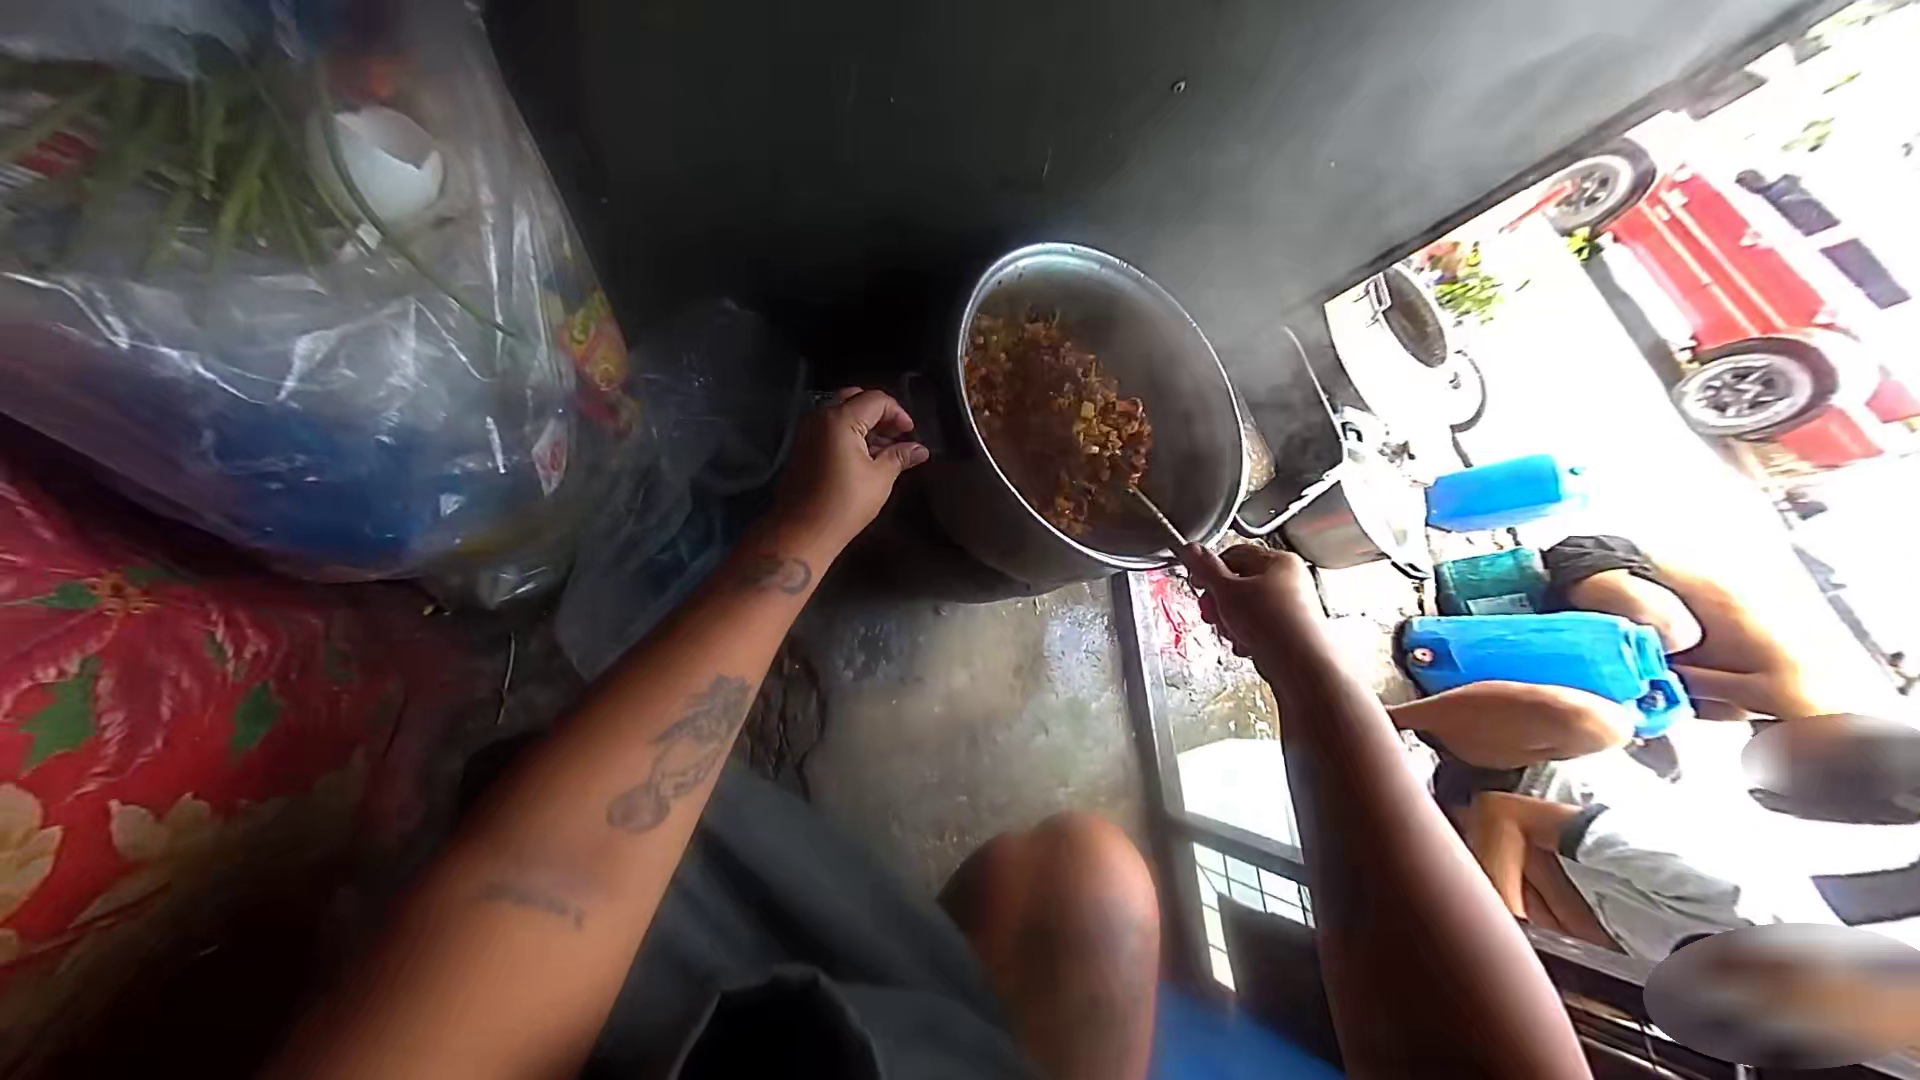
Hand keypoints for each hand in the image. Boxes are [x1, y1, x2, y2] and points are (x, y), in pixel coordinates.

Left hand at [775, 388, 928, 547]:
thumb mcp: (880, 478)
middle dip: (881, 415)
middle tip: (898, 435)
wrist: (803, 530)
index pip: (876, 399)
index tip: (910, 432)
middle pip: (857, 399)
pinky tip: (866, 456)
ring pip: (842, 412)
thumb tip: (919, 450)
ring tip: (886, 449)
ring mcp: (808, 430)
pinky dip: (850, 433)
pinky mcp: (803, 446)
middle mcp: (820, 417)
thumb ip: (900, 456)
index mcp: (840, 419)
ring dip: (866, 424)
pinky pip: (830, 427)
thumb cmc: (844, 505)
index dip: (898, 413)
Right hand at [1178, 543, 1326, 672]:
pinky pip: (1256, 625)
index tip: (1198, 582)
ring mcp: (1290, 606)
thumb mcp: (1226, 591)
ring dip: (1229, 620)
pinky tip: (1244, 643)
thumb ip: (1205, 568)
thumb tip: (1192, 550)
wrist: (1302, 665)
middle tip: (1213, 611)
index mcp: (1279, 561)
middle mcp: (1289, 580)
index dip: (1210, 569)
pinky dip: (1244, 634)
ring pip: (1244, 606)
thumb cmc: (1274, 623)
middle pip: (1238, 582)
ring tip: (1231, 630)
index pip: (1234, 554)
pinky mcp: (1287, 630)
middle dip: (1219, 601)